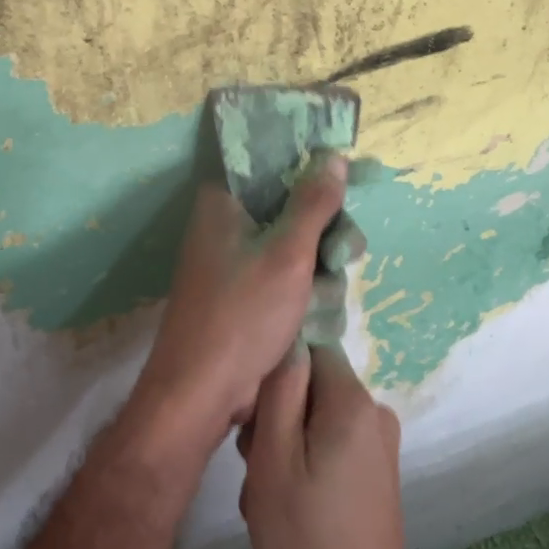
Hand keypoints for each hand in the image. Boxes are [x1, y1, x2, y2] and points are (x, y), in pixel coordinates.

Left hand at [131, 153, 348, 435]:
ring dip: (320, 282)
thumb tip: (333, 155)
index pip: (281, 169)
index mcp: (226, 201)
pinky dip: (308, 304)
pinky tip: (310, 326)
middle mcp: (232, 225)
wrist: (202, 392)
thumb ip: (314, 202)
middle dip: (327, 244)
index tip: (347, 196)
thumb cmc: (240, 314)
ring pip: (307, 254)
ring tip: (312, 310)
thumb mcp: (287, 253)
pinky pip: (296, 285)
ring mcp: (243, 263)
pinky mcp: (253, 297)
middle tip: (339, 260)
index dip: (319, 181)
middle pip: (302, 214)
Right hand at [239, 344, 405, 548]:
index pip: (310, 350)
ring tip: (272, 490)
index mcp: (355, 402)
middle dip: (280, 416)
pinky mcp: (380, 476)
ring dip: (289, 445)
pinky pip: (335, 446)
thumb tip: (288, 340)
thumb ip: (280, 391)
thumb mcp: (273, 458)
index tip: (257, 415)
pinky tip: (294, 503)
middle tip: (259, 462)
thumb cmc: (304, 535)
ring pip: (319, 420)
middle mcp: (377, 414)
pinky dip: (309, 465)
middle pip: (314, 387)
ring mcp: (382, 447)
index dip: (277, 377)